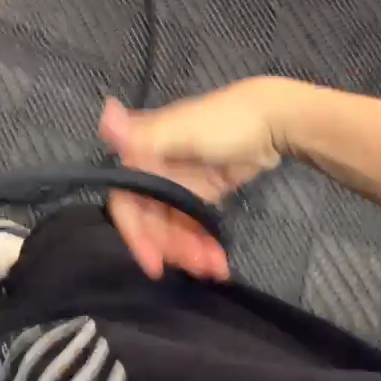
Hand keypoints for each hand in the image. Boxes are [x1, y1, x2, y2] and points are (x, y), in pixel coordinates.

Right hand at [99, 79, 290, 280]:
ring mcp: (178, 181)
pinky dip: (202, 244)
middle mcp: (154, 167)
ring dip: (189, 250)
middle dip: (170, 246)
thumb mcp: (182, 132)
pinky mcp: (200, 192)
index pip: (126, 198)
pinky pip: (192, 224)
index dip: (135, 231)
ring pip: (172, 225)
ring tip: (215, 268)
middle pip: (150, 219)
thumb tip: (106, 113)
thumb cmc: (224, 122)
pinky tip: (219, 261)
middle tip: (196, 267)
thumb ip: (143, 136)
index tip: (152, 263)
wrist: (274, 120)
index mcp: (142, 150)